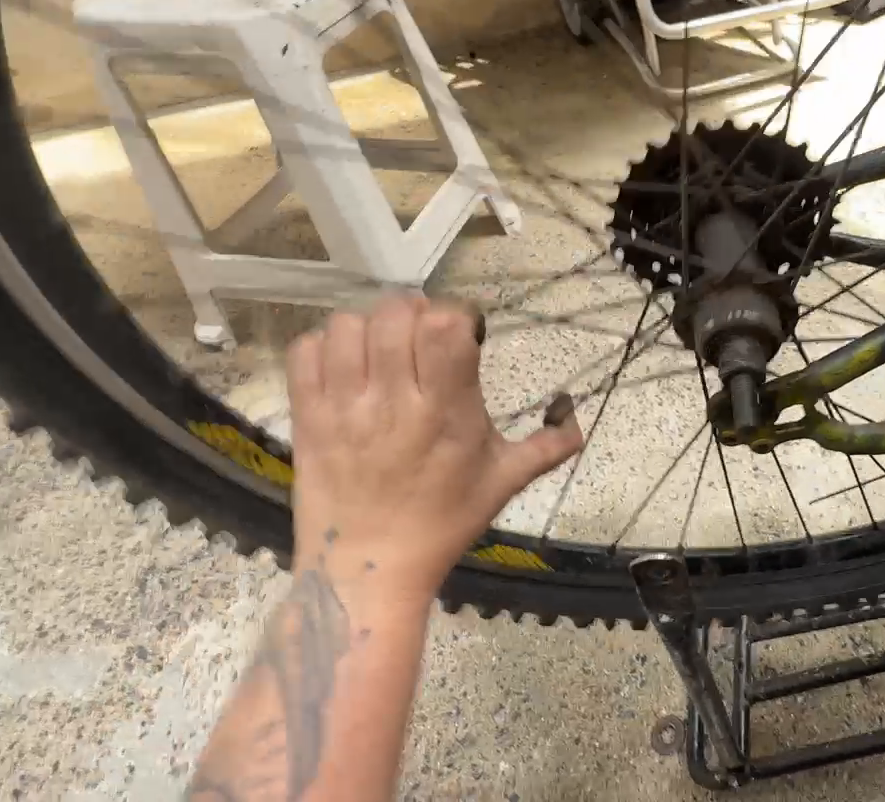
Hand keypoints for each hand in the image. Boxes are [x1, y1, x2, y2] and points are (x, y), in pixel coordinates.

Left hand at [284, 296, 582, 601]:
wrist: (370, 571)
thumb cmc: (444, 523)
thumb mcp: (503, 482)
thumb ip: (548, 448)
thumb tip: (580, 425)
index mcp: (445, 410)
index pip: (445, 326)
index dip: (456, 316)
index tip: (462, 335)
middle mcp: (393, 401)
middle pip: (395, 315)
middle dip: (415, 313)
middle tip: (422, 337)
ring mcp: (344, 408)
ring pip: (347, 326)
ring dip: (369, 326)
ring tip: (382, 349)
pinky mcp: (307, 419)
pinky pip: (304, 352)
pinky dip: (324, 345)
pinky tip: (346, 366)